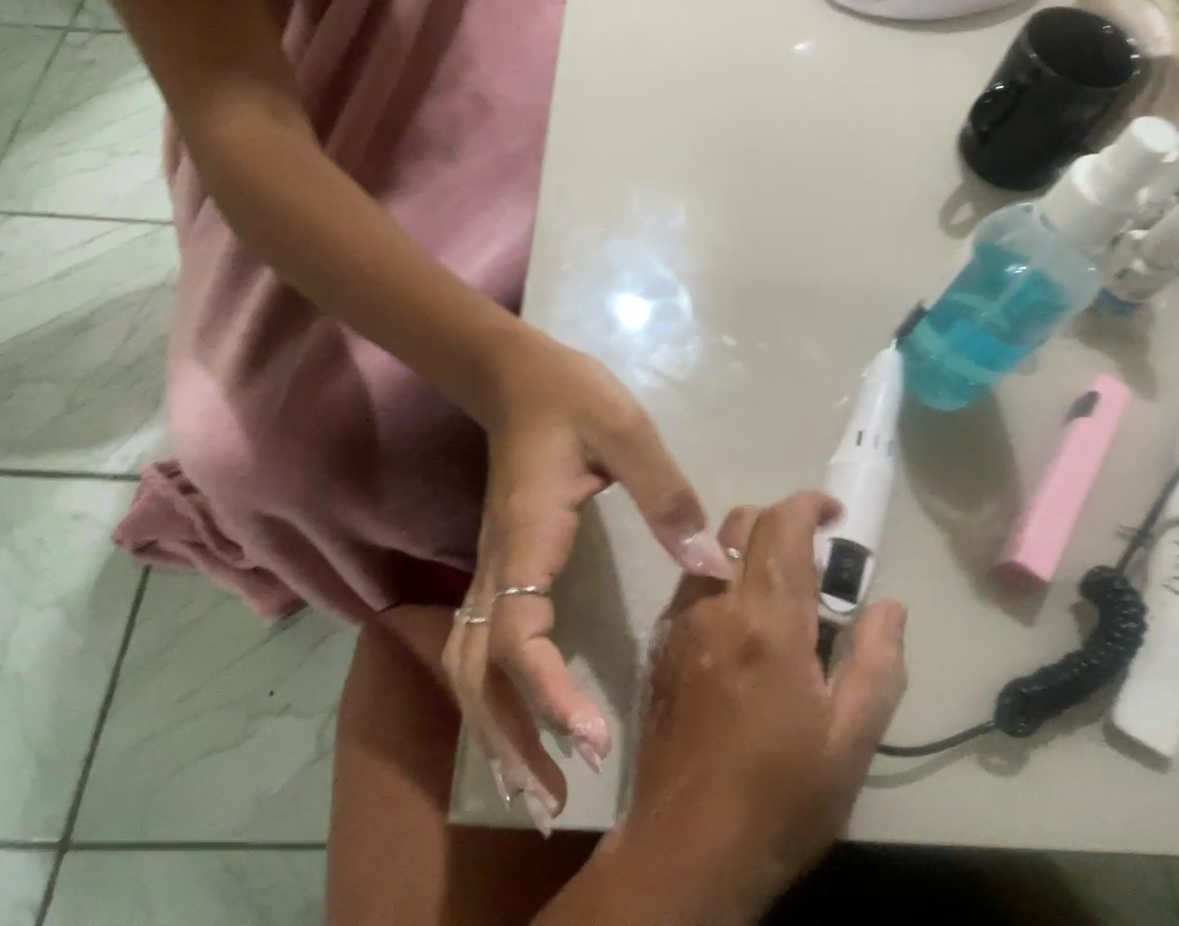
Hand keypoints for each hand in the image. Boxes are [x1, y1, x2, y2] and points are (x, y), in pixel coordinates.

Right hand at [442, 334, 731, 829]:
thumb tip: (712, 567)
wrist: (514, 378)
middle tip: (552, 801)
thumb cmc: (569, 397)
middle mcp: (498, 568)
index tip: (588, 736)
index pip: (514, 632)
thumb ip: (665, 495)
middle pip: (474, 672)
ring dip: (495, 732)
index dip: (544, 690)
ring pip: (466, 668)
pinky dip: (498, 700)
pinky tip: (527, 729)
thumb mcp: (625, 431)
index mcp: (528, 539)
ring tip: (536, 790)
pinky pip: (482, 650)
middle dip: (507, 739)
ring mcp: (492, 572)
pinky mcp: (500, 572)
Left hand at [625, 493, 907, 898]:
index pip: (780, 526)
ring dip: (747, 556)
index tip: (836, 517)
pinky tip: (743, 640)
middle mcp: (713, 609)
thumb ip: (876, 663)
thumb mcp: (851, 741)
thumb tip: (889, 606)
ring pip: (710, 556)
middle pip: (739, 526)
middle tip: (816, 568)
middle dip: (780, 526)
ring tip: (781, 606)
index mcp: (766, 624)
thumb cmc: (781, 798)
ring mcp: (676, 627)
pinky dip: (721, 587)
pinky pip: (690, 592)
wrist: (688, 848)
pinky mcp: (658, 651)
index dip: (809, 505)